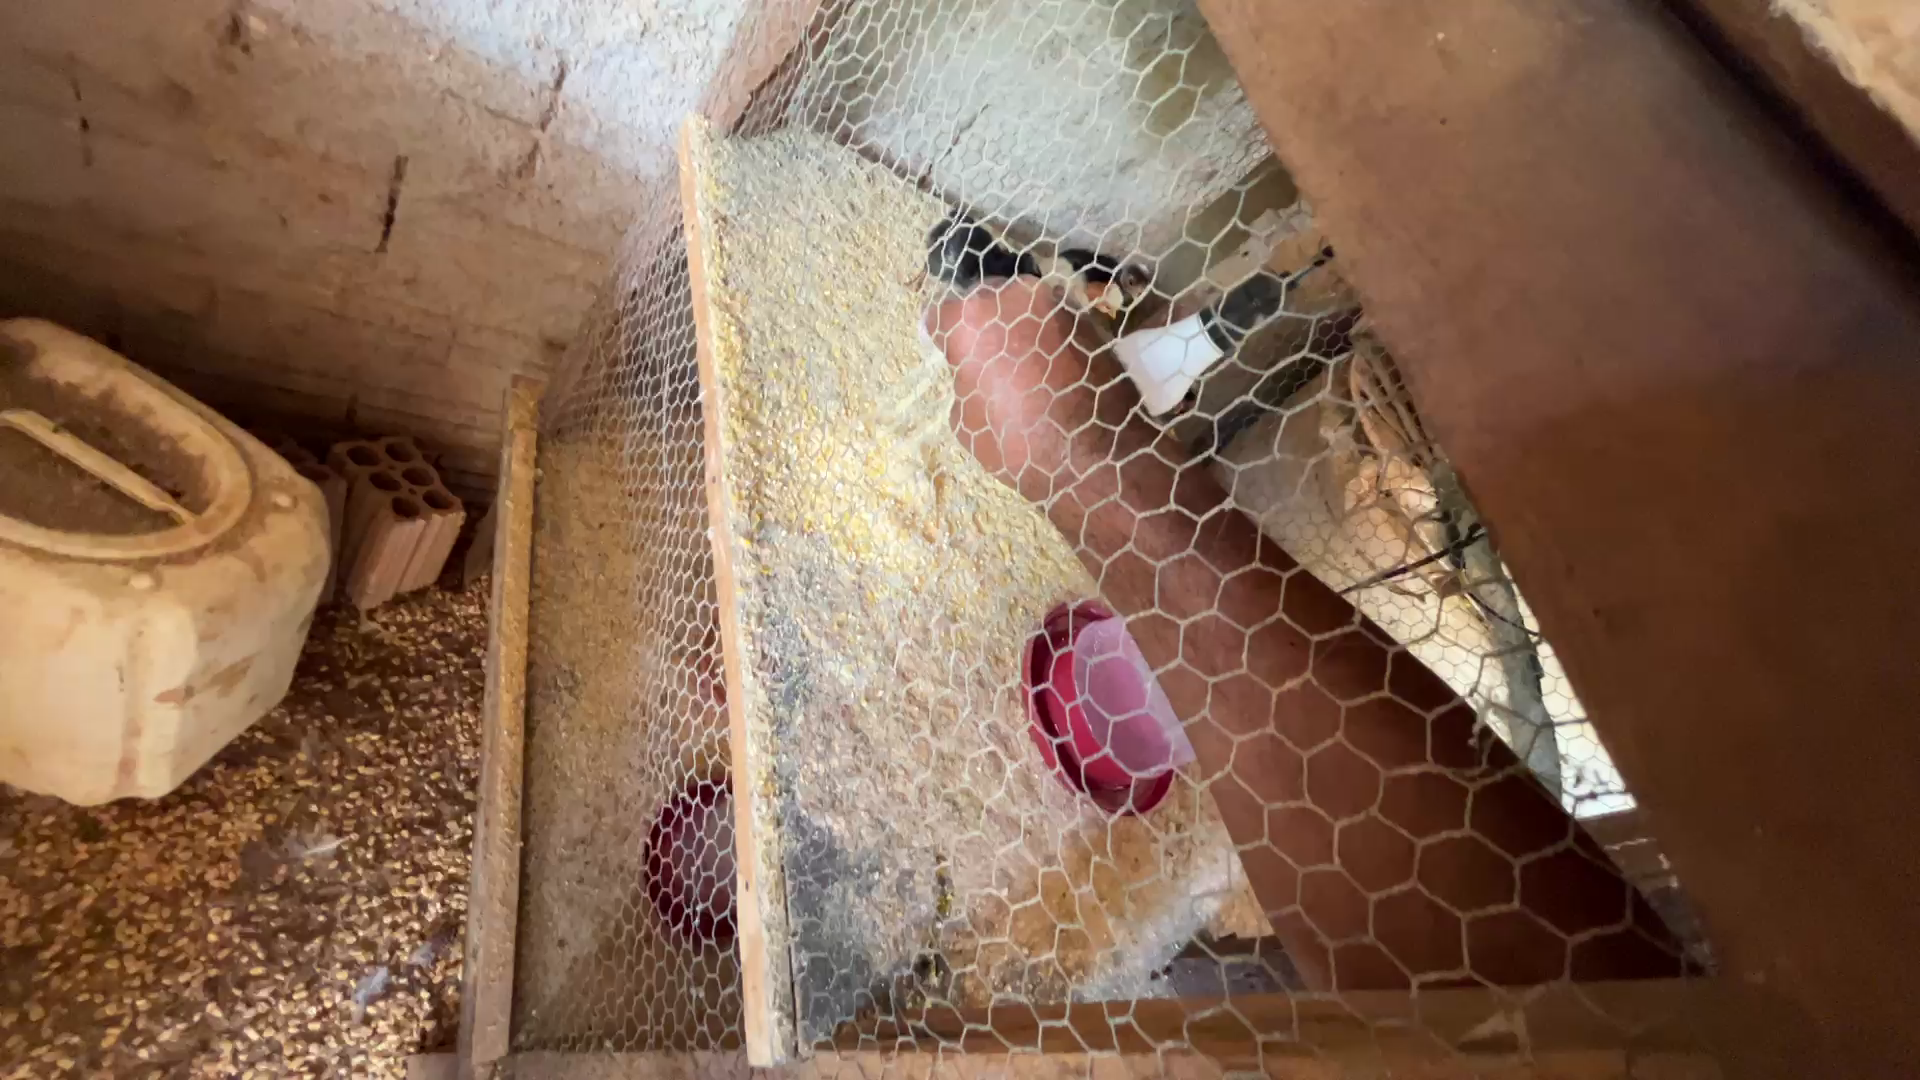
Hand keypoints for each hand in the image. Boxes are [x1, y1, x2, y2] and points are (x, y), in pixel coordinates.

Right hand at [925, 279, 1141, 505]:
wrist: (1095, 454)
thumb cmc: (1017, 441)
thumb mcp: (966, 421)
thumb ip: (964, 381)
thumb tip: (975, 373)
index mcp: (970, 318)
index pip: (941, 315)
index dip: (939, 337)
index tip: (944, 352)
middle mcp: (1013, 295)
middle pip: (985, 300)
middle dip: (981, 324)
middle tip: (984, 355)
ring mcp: (1055, 302)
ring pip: (1023, 307)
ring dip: (1017, 327)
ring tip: (1021, 361)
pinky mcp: (1089, 318)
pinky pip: (1054, 321)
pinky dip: (1047, 337)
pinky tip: (1049, 366)